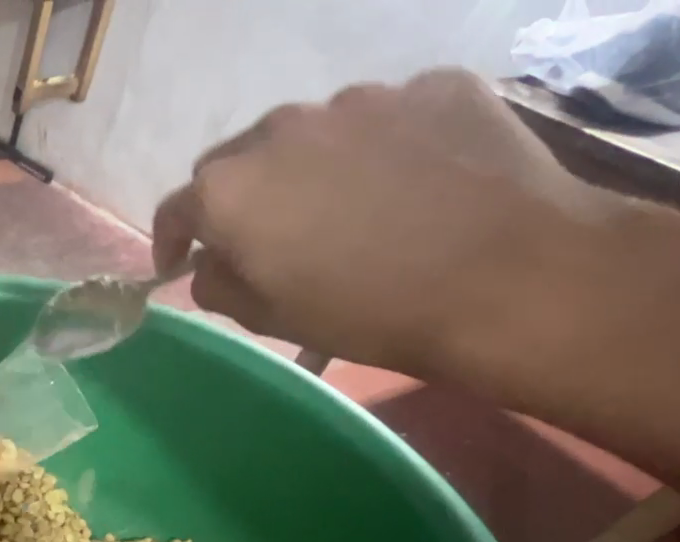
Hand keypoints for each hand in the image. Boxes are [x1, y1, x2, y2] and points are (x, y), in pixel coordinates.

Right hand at [152, 69, 625, 377]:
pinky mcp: (433, 87)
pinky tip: (408, 185)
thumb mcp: (267, 316)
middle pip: (238, 162)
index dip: (171, 240)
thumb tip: (210, 261)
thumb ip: (218, 282)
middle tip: (265, 238)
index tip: (179, 264)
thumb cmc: (365, 310)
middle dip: (239, 199)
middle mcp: (282, 129)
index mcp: (229, 189)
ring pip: (310, 135)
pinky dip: (381, 149)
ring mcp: (361, 100)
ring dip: (308, 168)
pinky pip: (385, 120)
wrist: (509, 275)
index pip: (175, 209)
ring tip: (345, 208)